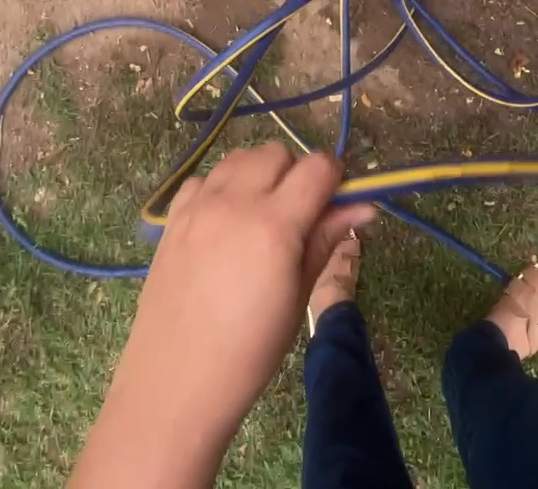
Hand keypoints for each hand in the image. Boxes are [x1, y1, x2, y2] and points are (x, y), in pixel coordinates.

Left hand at [72, 144, 373, 486]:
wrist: (175, 384)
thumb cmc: (250, 351)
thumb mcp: (299, 296)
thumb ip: (327, 239)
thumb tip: (365, 206)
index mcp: (274, 225)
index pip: (318, 167)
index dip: (335, 178)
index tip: (336, 203)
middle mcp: (234, 202)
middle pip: (277, 152)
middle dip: (296, 173)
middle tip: (298, 214)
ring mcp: (198, 206)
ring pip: (239, 157)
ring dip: (259, 174)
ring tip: (261, 215)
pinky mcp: (172, 218)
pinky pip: (203, 178)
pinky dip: (220, 188)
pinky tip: (224, 223)